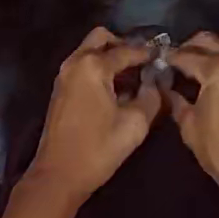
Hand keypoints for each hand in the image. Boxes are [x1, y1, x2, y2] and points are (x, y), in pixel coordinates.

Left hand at [27, 27, 161, 203]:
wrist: (56, 179)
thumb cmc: (96, 150)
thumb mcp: (134, 125)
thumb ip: (151, 97)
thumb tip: (155, 83)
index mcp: (93, 66)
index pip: (127, 50)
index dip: (147, 53)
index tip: (162, 56)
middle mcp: (76, 62)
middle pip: (103, 38)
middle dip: (123, 45)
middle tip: (141, 62)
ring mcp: (64, 75)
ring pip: (91, 50)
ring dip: (110, 56)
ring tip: (131, 75)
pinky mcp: (60, 89)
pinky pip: (83, 64)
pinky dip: (99, 67)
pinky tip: (114, 87)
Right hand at [165, 33, 218, 211]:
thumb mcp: (190, 127)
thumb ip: (176, 101)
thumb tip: (167, 88)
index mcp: (217, 70)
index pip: (187, 55)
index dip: (171, 57)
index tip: (161, 60)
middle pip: (209, 41)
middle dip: (190, 45)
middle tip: (177, 58)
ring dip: (210, 50)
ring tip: (195, 64)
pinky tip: (217, 75)